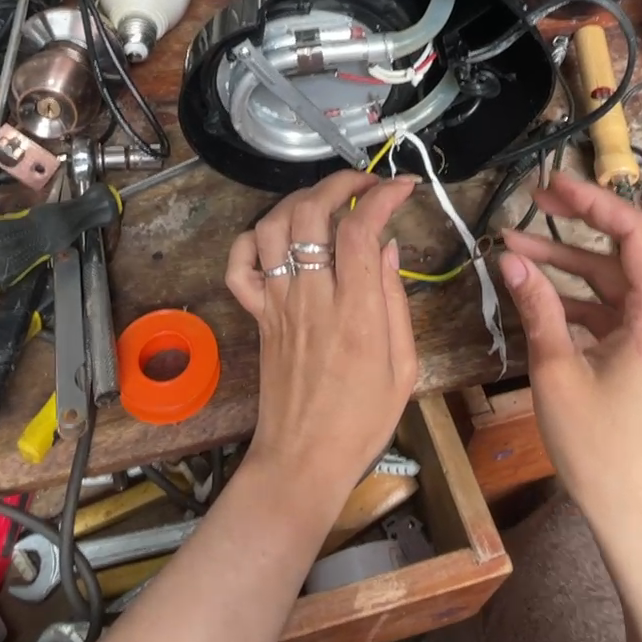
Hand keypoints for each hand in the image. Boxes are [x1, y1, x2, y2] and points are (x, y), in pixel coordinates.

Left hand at [224, 170, 420, 501]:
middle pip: (310, 212)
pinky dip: (251, 240)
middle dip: (339, 182)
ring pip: (272, 227)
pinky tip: (277, 238)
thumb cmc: (362, 419)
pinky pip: (238, 266)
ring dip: (299, 200)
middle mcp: (310, 295)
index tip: (403, 186)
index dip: (382, 195)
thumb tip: (388, 246)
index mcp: (355, 310)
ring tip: (326, 201)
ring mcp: (276, 302)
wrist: (303, 460)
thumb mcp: (403, 366)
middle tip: (366, 183)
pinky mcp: (257, 315)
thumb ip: (395, 300)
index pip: (360, 229)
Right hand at [497, 173, 641, 520]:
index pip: (637, 233)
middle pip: (629, 250)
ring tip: (514, 249)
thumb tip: (510, 258)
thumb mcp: (558, 372)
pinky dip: (580, 297)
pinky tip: (538, 295)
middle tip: (532, 202)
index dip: (594, 201)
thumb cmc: (602, 450)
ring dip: (570, 264)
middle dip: (578, 223)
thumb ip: (537, 307)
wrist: (641, 519)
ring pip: (618, 280)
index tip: (551, 186)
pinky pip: (617, 309)